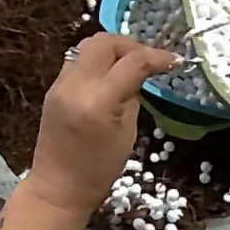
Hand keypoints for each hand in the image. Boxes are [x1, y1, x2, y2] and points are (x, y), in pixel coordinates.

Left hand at [23, 34, 178, 216]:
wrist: (58, 187)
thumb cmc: (99, 169)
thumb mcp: (127, 133)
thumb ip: (132, 96)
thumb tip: (138, 74)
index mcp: (97, 100)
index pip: (132, 62)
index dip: (157, 57)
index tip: (175, 61)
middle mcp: (75, 84)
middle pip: (105, 41)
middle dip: (131, 45)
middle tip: (148, 61)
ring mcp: (60, 84)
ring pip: (88, 46)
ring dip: (113, 49)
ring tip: (130, 66)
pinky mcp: (53, 87)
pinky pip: (78, 60)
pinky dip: (97, 60)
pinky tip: (111, 76)